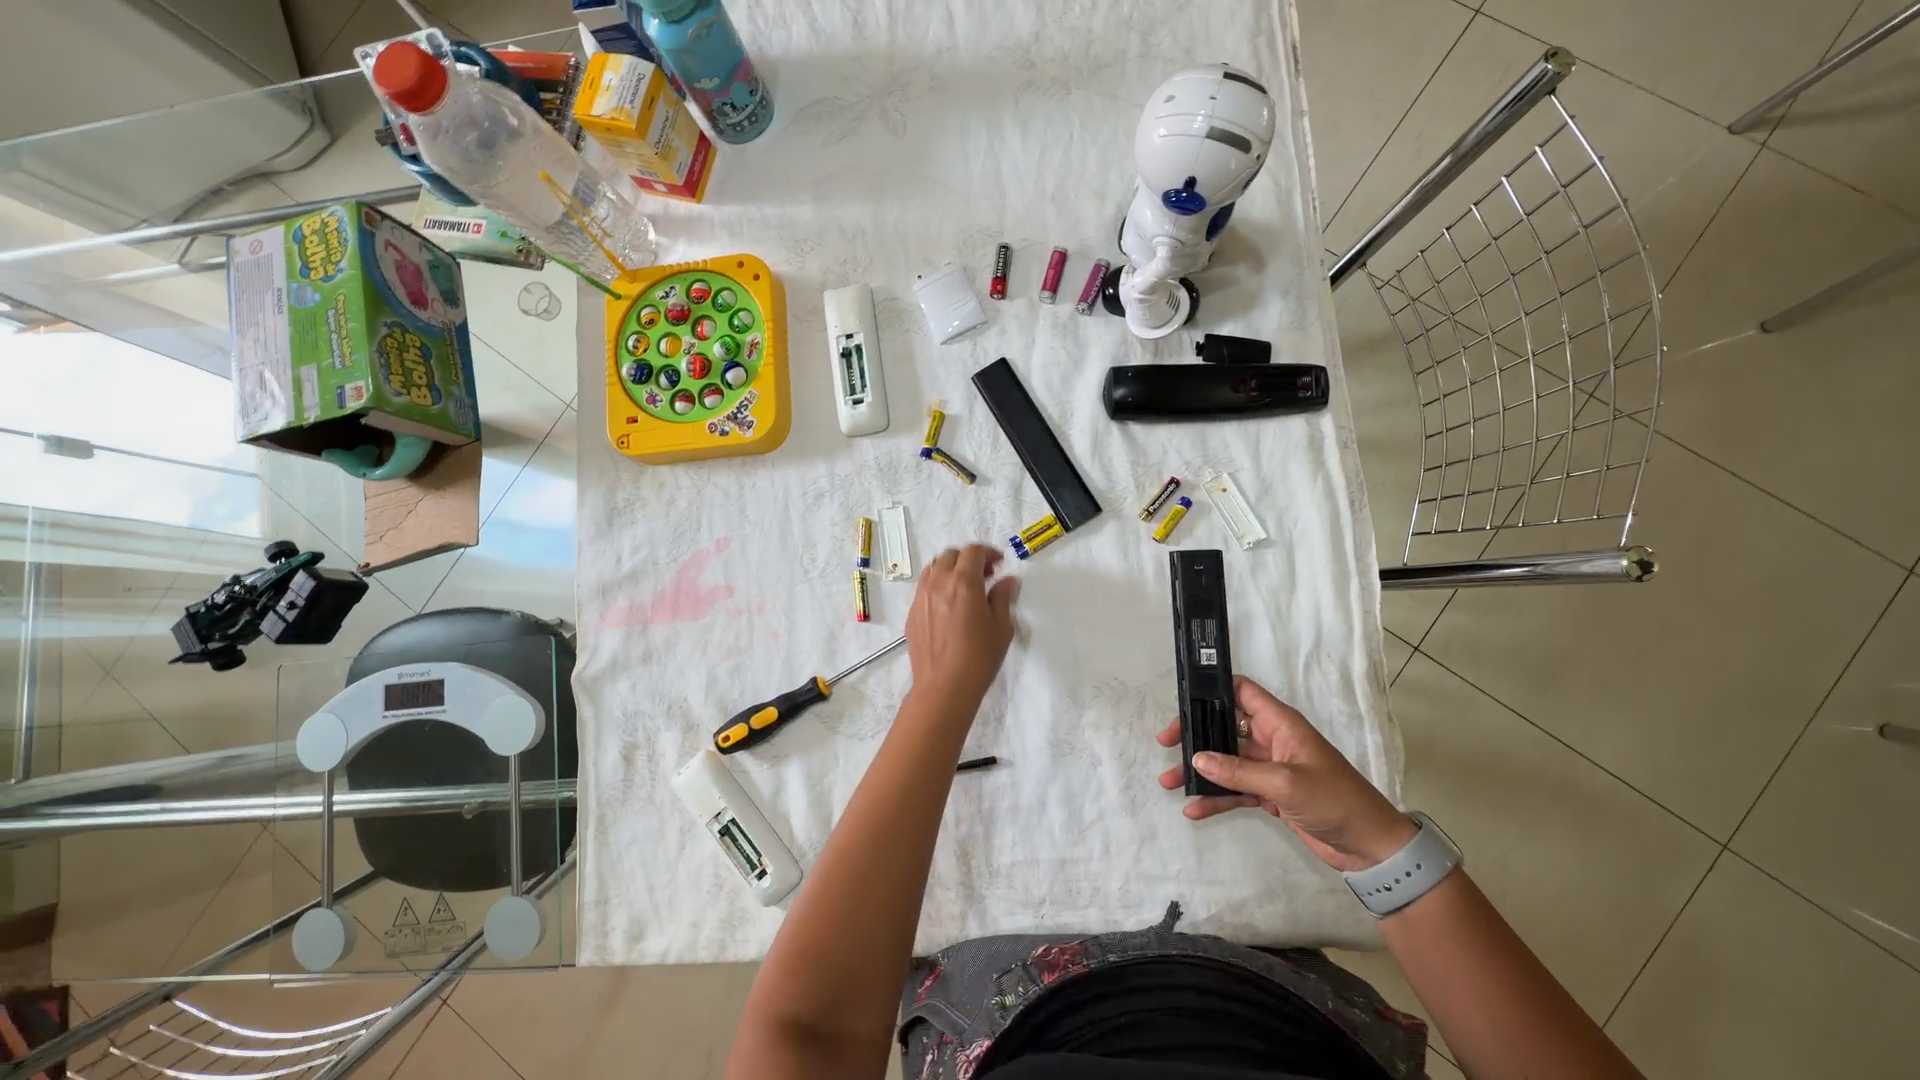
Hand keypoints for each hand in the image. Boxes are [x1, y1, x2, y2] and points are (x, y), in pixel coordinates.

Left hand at [905, 544, 1018, 705]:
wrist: (944, 687)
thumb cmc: (979, 658)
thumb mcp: (1001, 627)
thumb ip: (1002, 598)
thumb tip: (1006, 581)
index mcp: (963, 582)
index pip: (973, 551)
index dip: (989, 553)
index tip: (999, 565)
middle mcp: (938, 583)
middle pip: (951, 555)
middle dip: (969, 559)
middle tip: (985, 575)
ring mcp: (920, 598)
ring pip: (933, 569)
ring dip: (951, 569)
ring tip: (965, 588)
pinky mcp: (912, 614)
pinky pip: (924, 588)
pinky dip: (938, 586)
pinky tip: (949, 606)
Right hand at [1156, 676, 1415, 871]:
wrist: (1370, 845)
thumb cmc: (1335, 800)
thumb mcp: (1285, 783)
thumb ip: (1240, 771)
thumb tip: (1198, 759)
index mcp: (1281, 724)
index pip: (1243, 692)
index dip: (1213, 691)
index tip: (1183, 701)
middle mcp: (1272, 741)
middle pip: (1226, 728)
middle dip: (1196, 736)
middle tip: (1167, 746)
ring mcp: (1270, 769)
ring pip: (1226, 762)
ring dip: (1201, 771)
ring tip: (1170, 782)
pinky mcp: (1271, 795)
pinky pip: (1235, 790)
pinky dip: (1216, 797)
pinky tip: (1195, 809)